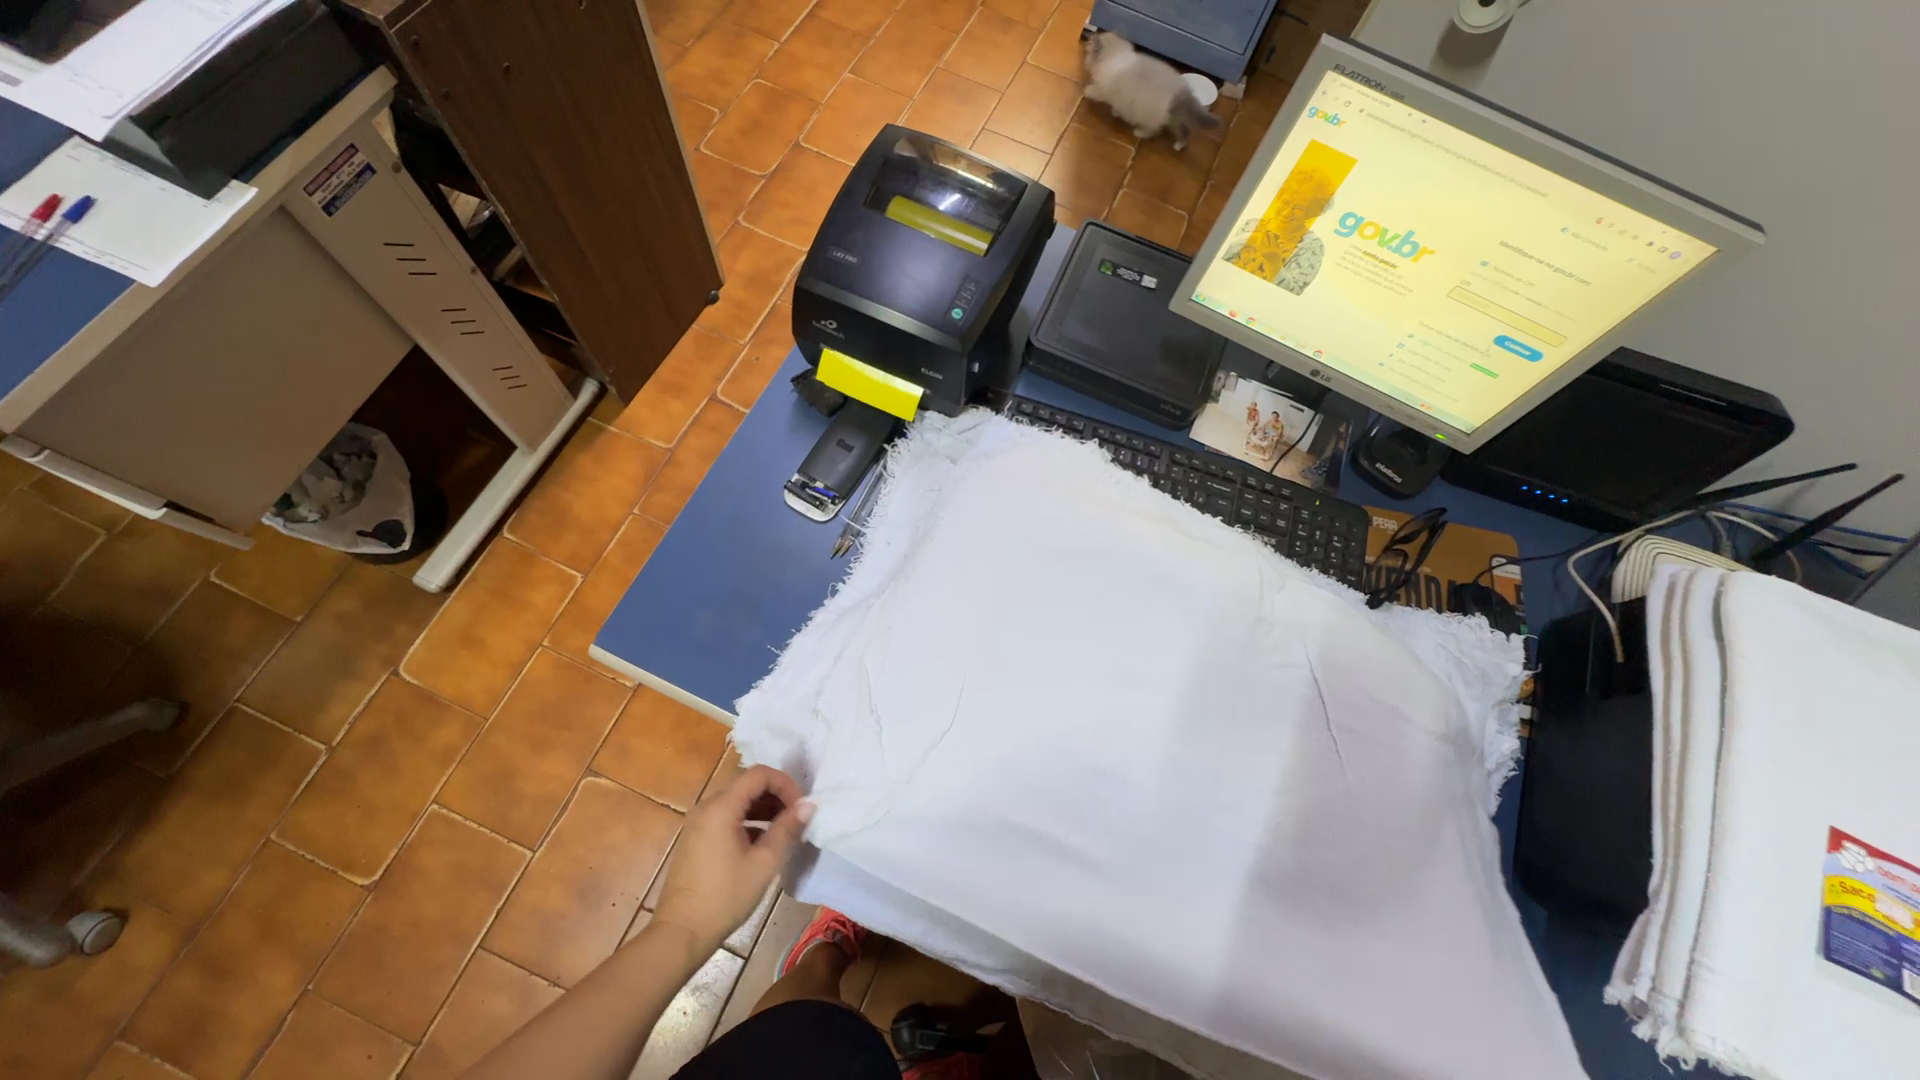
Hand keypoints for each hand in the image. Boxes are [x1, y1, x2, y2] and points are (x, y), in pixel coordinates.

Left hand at [653, 765, 812, 947]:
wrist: (681, 932)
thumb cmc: (725, 897)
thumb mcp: (764, 862)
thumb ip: (787, 828)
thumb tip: (809, 805)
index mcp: (721, 807)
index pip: (759, 774)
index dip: (785, 784)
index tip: (801, 807)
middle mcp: (706, 807)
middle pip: (747, 785)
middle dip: (776, 796)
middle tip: (797, 818)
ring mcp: (698, 823)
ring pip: (737, 801)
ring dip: (763, 809)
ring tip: (784, 831)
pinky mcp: (696, 838)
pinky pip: (726, 817)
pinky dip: (748, 821)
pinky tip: (762, 844)